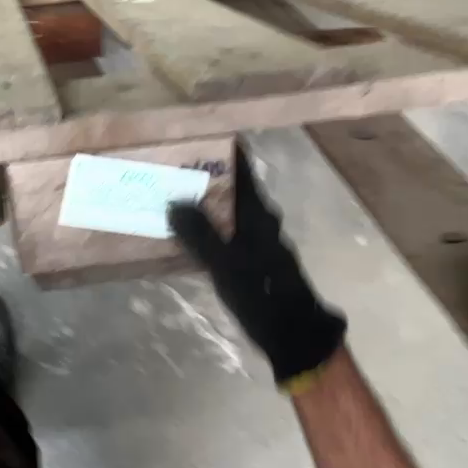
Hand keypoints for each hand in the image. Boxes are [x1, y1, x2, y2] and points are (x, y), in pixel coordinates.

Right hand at [170, 146, 345, 391]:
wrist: (294, 335)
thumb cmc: (261, 294)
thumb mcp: (225, 264)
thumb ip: (199, 233)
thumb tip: (173, 200)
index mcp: (258, 213)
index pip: (241, 168)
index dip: (224, 148)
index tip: (198, 133)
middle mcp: (262, 220)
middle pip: (234, 186)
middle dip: (207, 173)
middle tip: (173, 164)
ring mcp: (260, 240)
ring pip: (230, 209)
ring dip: (206, 200)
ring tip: (174, 193)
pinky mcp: (255, 258)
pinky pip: (228, 229)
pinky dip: (210, 223)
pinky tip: (189, 231)